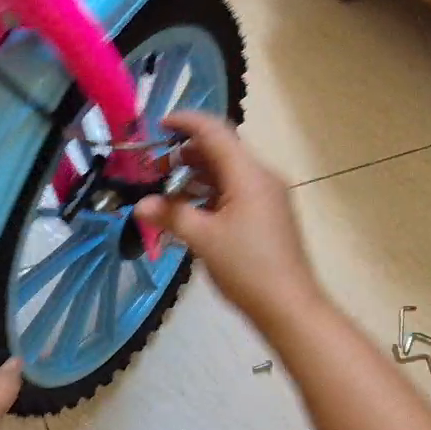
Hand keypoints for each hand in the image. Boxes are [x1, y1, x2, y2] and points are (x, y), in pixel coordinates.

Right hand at [135, 112, 323, 327]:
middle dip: (185, 154)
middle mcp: (262, 177)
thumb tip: (141, 205)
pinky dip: (210, 194)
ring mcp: (268, 197)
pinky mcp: (269, 216)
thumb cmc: (246, 268)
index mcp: (248, 174)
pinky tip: (190, 213)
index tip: (157, 126)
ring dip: (196, 176)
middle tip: (154, 169)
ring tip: (166, 193)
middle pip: (221, 150)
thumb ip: (170, 216)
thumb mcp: (202, 239)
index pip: (214, 131)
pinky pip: (236, 192)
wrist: (289, 306)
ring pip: (228, 173)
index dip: (185, 123)